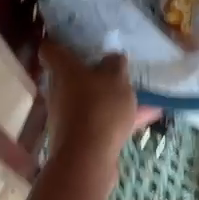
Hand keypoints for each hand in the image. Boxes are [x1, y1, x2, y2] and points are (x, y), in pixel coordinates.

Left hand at [40, 39, 156, 170]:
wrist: (87, 160)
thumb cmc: (99, 108)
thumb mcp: (116, 78)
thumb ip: (115, 64)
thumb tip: (111, 58)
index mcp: (64, 70)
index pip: (50, 49)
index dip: (58, 42)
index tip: (72, 38)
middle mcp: (59, 91)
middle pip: (69, 76)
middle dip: (88, 71)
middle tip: (110, 64)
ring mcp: (66, 116)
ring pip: (88, 99)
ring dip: (107, 96)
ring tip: (137, 92)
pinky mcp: (79, 138)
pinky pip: (100, 120)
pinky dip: (118, 117)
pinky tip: (148, 116)